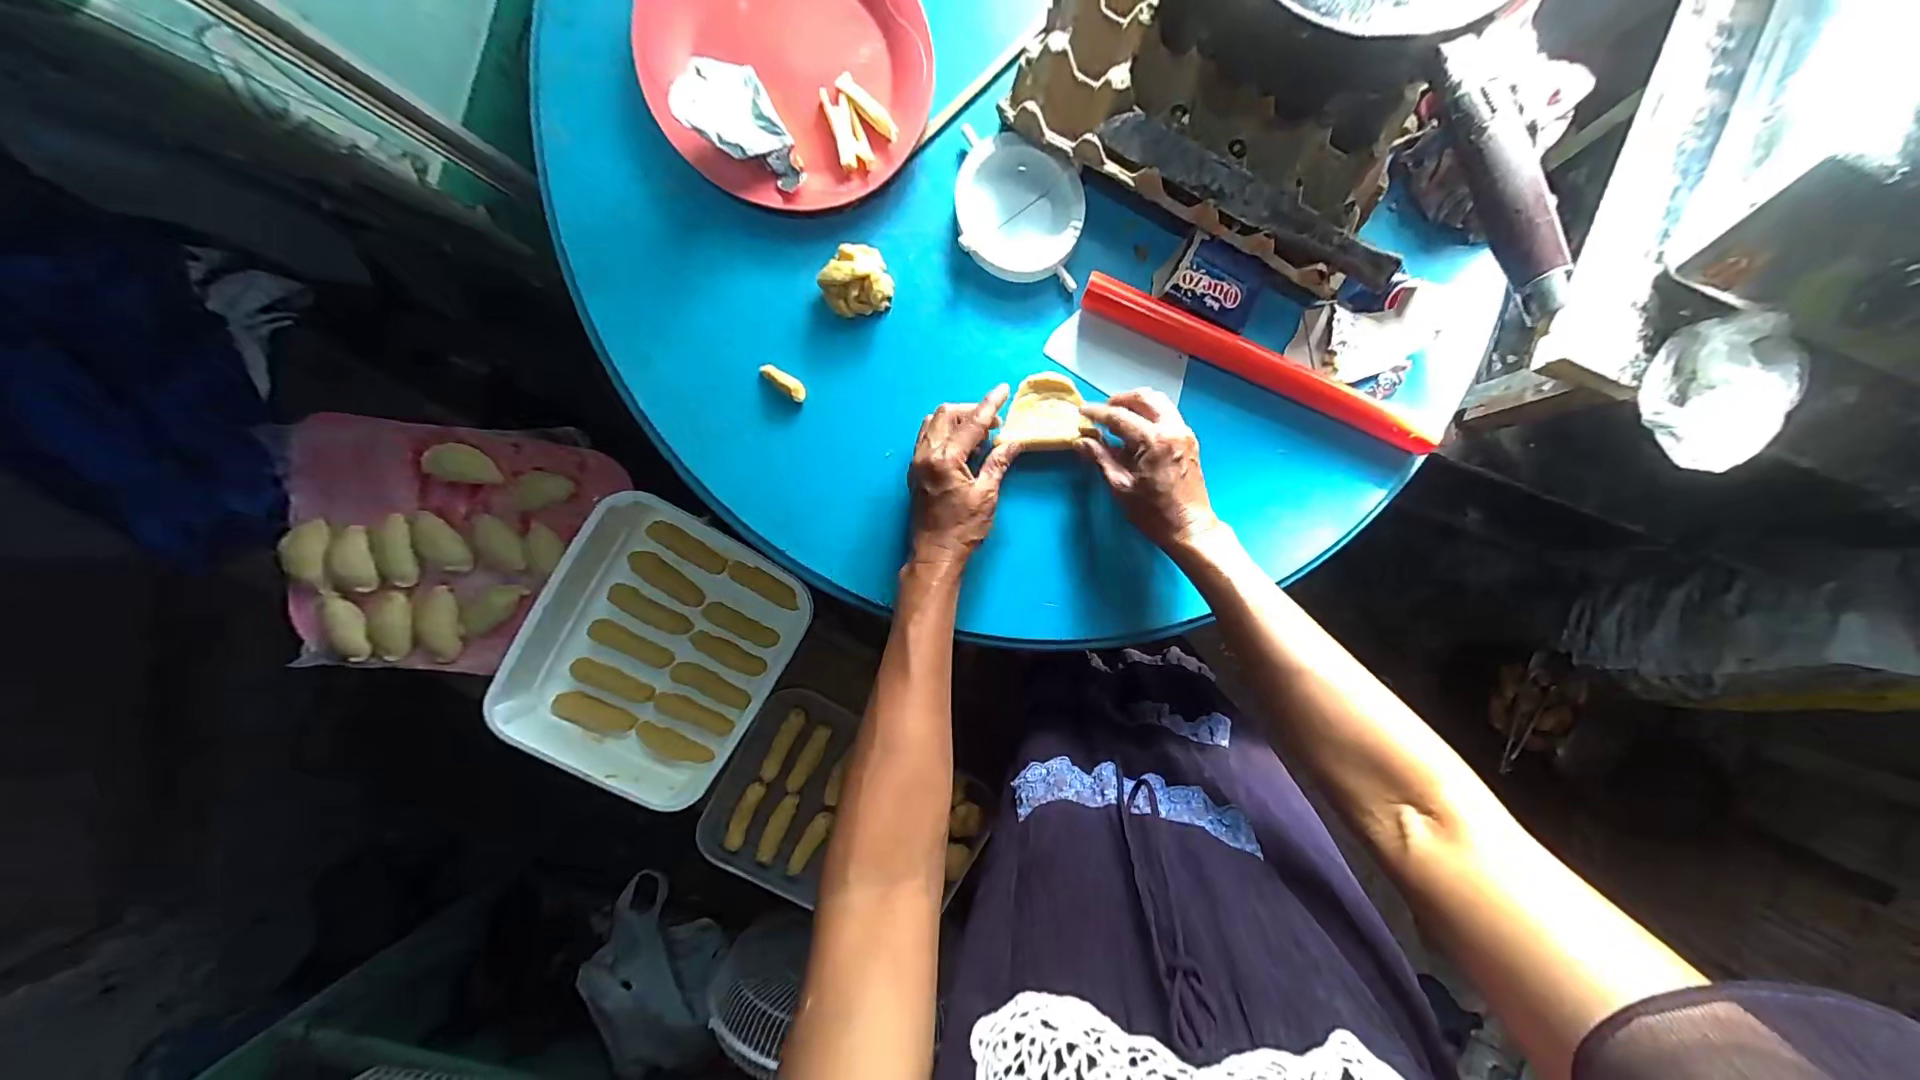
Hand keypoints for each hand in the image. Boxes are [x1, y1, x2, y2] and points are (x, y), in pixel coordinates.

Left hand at [907, 384, 1021, 566]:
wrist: (935, 554)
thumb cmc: (963, 530)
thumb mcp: (987, 495)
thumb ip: (998, 463)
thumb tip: (1014, 441)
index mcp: (945, 460)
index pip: (971, 423)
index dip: (990, 405)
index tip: (1003, 390)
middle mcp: (925, 455)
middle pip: (946, 414)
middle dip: (971, 411)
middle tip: (994, 424)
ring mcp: (916, 462)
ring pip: (933, 423)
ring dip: (956, 420)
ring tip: (978, 435)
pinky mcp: (914, 471)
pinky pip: (927, 437)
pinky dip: (944, 432)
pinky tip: (961, 447)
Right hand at [1078, 389, 1221, 550]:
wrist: (1190, 527)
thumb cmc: (1153, 512)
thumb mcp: (1120, 486)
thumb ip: (1100, 458)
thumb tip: (1081, 441)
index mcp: (1154, 441)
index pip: (1120, 416)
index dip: (1097, 413)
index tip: (1082, 413)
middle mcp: (1173, 429)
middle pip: (1145, 398)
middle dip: (1120, 400)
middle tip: (1102, 411)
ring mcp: (1184, 433)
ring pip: (1159, 402)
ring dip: (1136, 404)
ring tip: (1117, 418)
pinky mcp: (1189, 440)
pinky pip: (1167, 415)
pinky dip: (1149, 414)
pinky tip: (1135, 431)